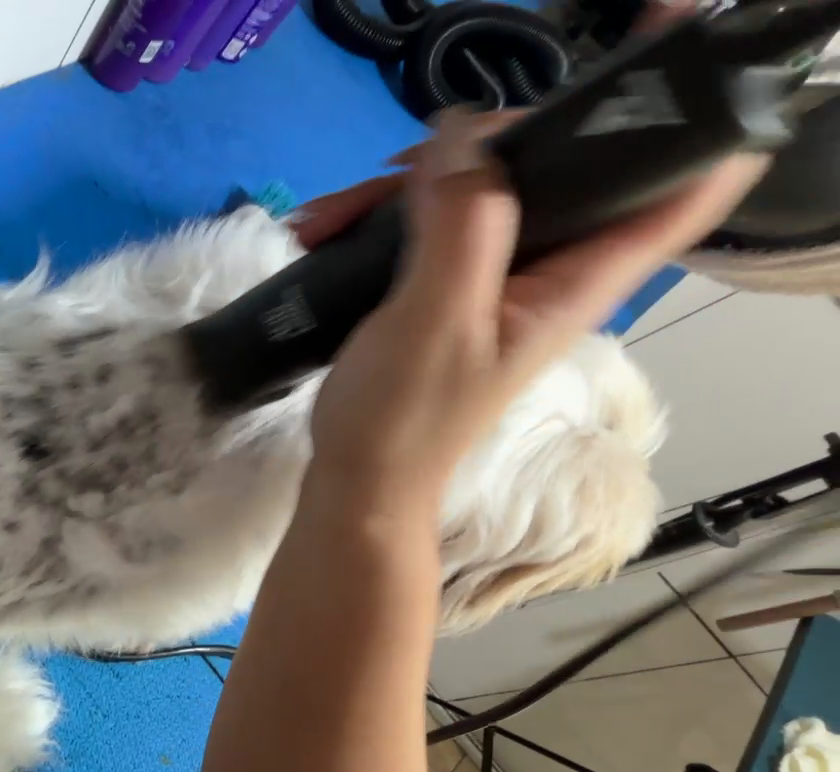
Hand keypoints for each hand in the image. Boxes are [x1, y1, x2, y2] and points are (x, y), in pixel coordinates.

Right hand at [303, 108, 766, 509]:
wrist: (354, 480)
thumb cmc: (404, 416)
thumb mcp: (435, 320)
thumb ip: (461, 226)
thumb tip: (461, 133)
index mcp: (580, 274)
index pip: (685, 177)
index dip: (694, 105)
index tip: (660, 40)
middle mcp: (546, 265)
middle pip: (555, 164)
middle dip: (483, 143)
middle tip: (407, 160)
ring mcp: (487, 277)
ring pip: (472, 192)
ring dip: (401, 189)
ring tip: (328, 218)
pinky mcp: (437, 289)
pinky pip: (421, 227)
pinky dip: (374, 221)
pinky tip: (323, 235)